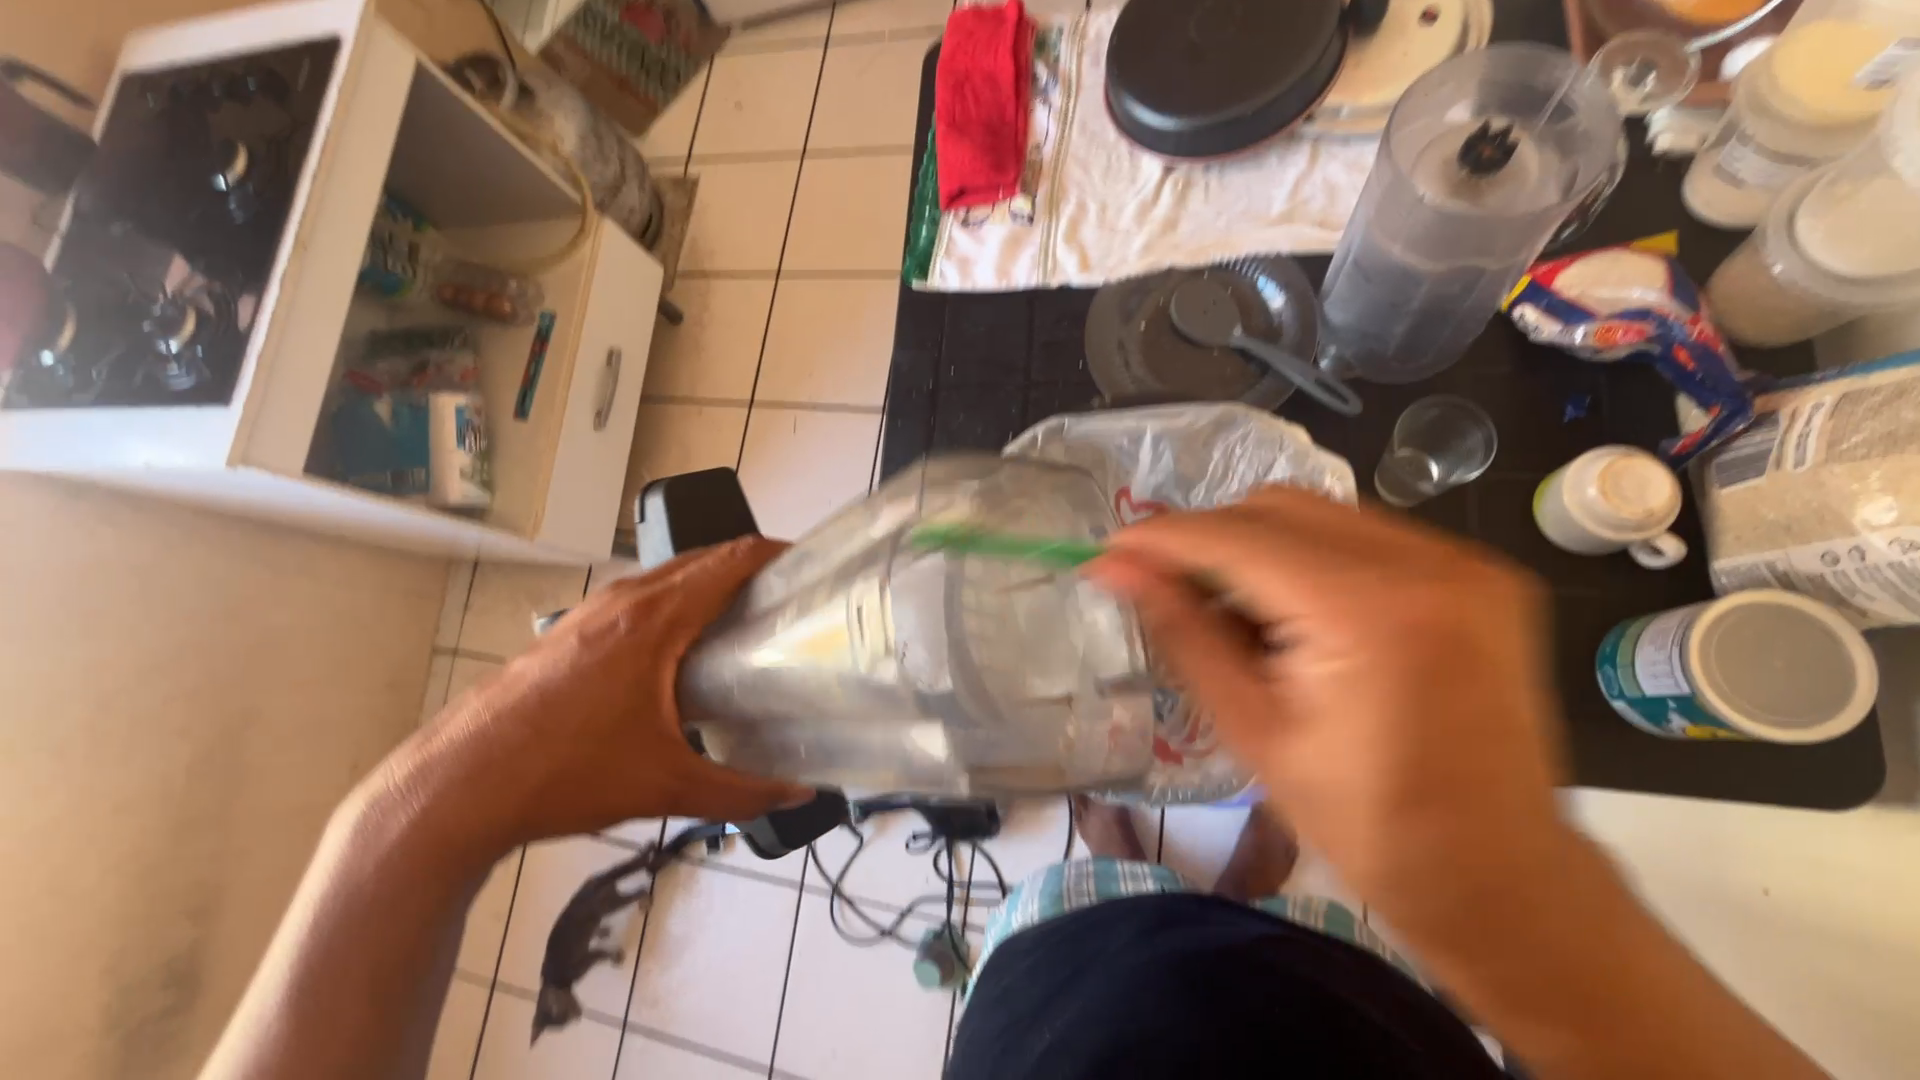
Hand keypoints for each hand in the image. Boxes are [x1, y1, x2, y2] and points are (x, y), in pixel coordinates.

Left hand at [373, 537, 811, 853]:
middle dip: (749, 570)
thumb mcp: (666, 788)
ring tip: (742, 624)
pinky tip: (678, 654)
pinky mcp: (566, 633)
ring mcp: (588, 612)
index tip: (812, 568)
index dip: (776, 553)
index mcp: (655, 619)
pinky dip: (671, 608)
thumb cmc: (567, 775)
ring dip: (706, 588)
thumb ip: (742, 793)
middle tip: (789, 602)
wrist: (456, 788)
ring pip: (664, 580)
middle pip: (701, 561)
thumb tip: (799, 796)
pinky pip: (636, 602)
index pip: (731, 560)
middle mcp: (623, 601)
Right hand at [1084, 488, 1576, 943]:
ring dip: (1259, 545)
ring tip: (1236, 610)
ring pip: (1321, 513)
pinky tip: (1298, 613)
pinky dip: (1312, 557)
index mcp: (1368, 612)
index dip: (1164, 538)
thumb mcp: (1251, 728)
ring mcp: (1464, 563)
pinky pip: (1367, 535)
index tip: (1112, 551)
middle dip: (1210, 539)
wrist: (1496, 872)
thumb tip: (1115, 569)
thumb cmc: (1362, 822)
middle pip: (1278, 508)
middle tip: (1168, 588)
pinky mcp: (1481, 575)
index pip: (1238, 539)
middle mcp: (1426, 563)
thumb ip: (1182, 631)